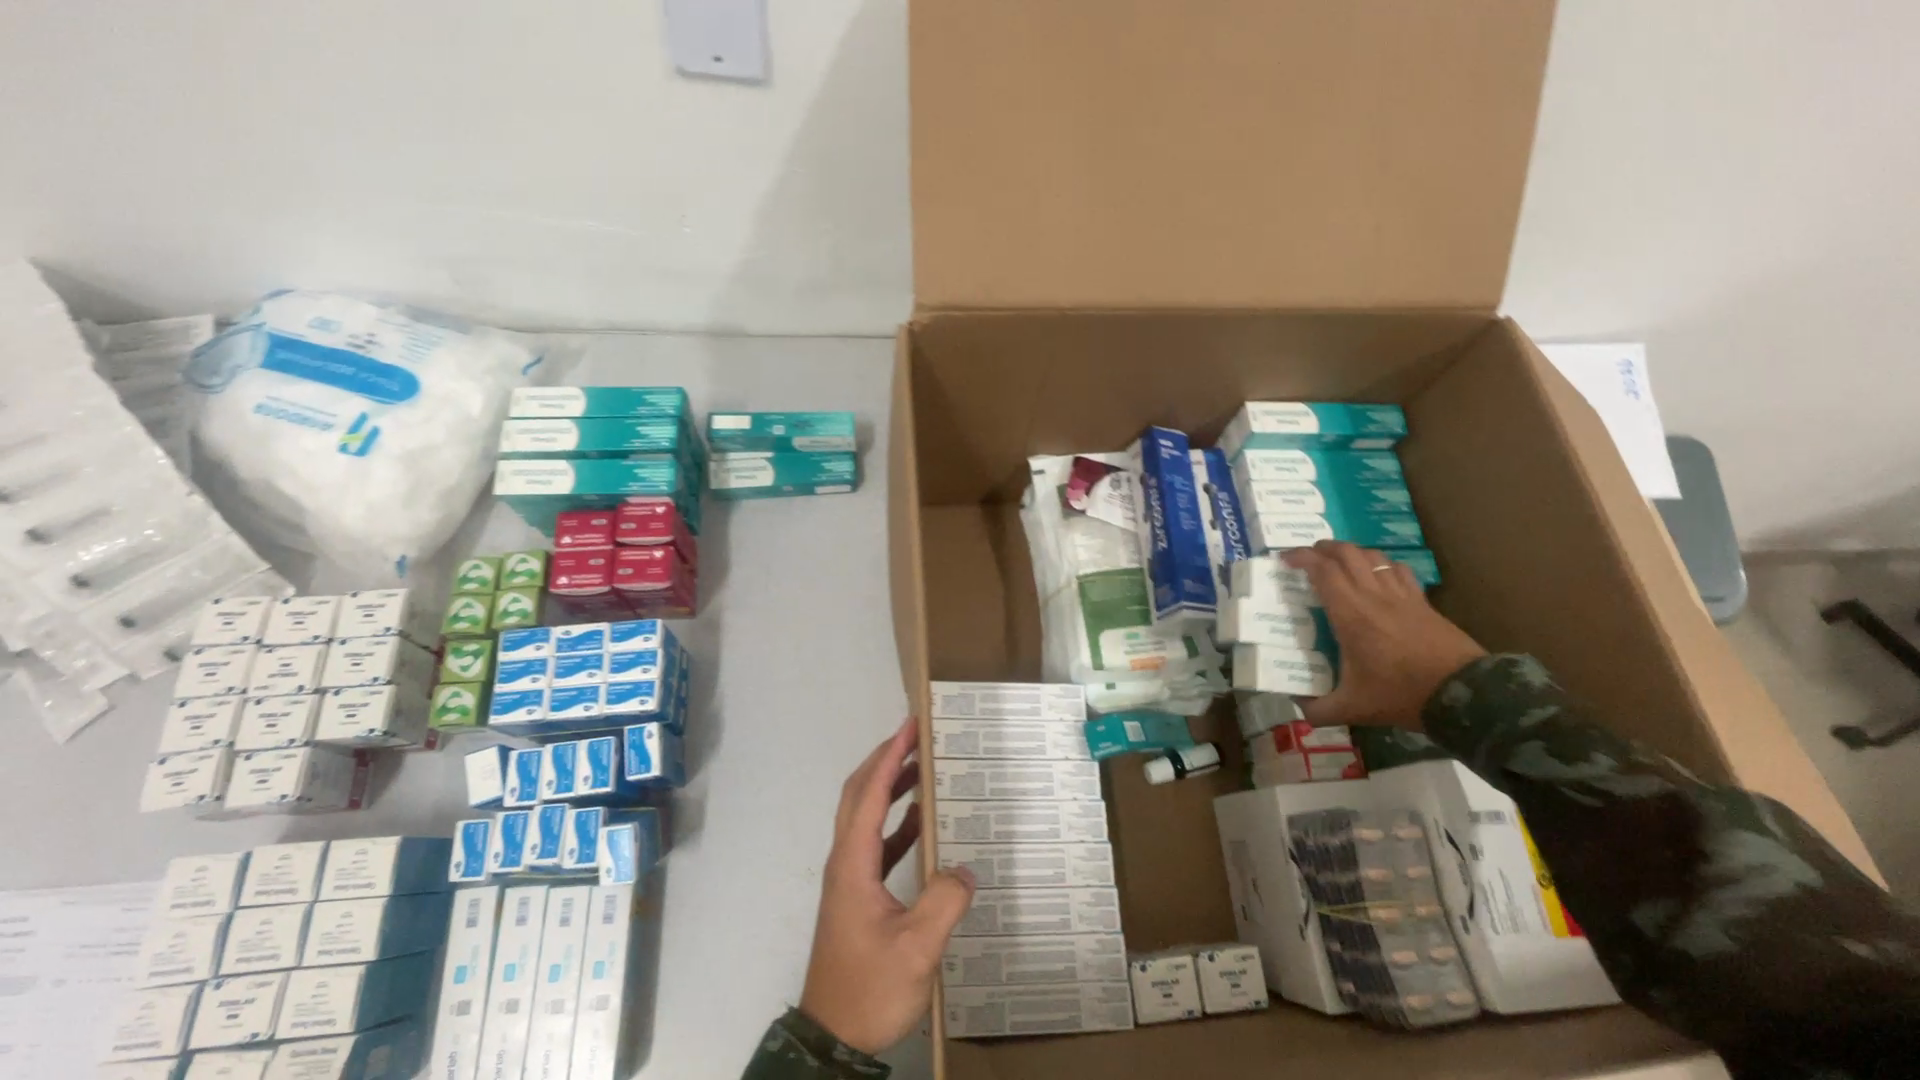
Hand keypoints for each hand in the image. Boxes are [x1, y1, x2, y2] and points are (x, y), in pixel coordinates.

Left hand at [798, 718, 976, 1056]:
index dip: (890, 758)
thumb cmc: (870, 988)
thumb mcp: (916, 949)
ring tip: (923, 766)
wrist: (833, 1035)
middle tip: (917, 735)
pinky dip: (896, 822)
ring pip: (865, 816)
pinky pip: (876, 842)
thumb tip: (965, 869)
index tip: (910, 727)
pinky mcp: (858, 895)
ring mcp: (849, 878)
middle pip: (859, 795)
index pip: (870, 795)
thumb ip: (944, 903)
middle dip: (886, 760)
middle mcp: (845, 861)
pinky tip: (921, 820)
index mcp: (853, 864)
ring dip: (890, 787)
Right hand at [1284, 541, 1487, 731]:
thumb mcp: (1352, 709)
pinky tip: (1380, 575)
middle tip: (1309, 556)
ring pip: (1374, 557)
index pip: (1323, 571)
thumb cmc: (1400, 695)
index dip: (1301, 558)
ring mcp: (1402, 596)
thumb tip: (1297, 709)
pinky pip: (1399, 571)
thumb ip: (1318, 709)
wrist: (1461, 694)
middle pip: (1347, 554)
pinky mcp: (1423, 602)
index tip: (1285, 558)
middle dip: (1324, 548)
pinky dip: (1383, 565)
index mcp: (1351, 614)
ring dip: (1352, 552)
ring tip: (1340, 561)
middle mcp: (1374, 596)